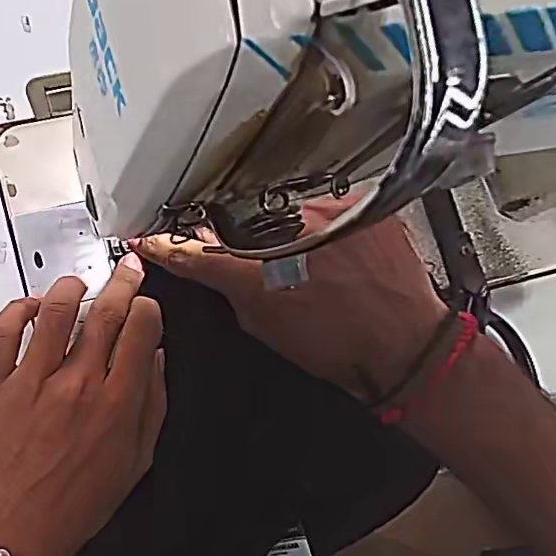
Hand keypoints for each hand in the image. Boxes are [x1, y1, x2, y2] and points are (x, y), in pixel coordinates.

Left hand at [0, 254, 167, 555]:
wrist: (19, 528)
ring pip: (56, 311)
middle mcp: (77, 386)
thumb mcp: (136, 461)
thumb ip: (152, 405)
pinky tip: (32, 307)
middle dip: (122, 283)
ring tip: (79, 286)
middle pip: (105, 312)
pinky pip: (3, 332)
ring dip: (72, 288)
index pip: (140, 330)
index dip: (147, 308)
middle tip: (125, 273)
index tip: (146, 306)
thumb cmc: (76, 501)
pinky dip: (19, 309)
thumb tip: (155, 359)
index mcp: (116, 404)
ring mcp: (32, 383)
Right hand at [136, 196, 445, 403]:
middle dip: (246, 245)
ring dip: (291, 238)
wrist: (405, 345)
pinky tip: (340, 260)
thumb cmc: (342, 347)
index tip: (151, 241)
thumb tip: (214, 271)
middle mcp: (288, 236)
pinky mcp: (358, 207)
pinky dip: (325, 231)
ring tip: (319, 272)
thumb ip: (231, 291)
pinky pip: (325, 211)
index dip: (168, 246)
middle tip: (272, 273)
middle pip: (243, 225)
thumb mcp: (265, 328)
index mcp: (256, 273)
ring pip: (287, 216)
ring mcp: (327, 216)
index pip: (195, 250)